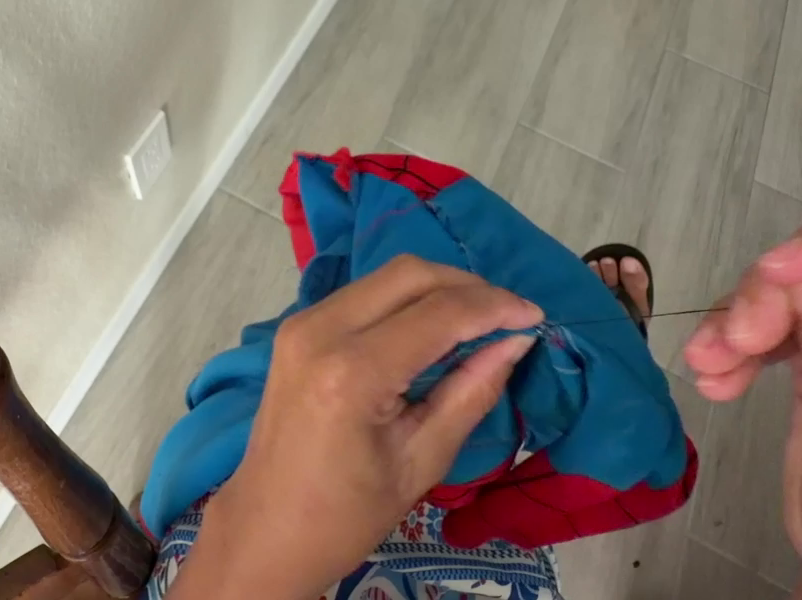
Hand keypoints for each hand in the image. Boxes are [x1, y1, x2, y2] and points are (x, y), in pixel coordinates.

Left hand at [168, 255, 540, 599]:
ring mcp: (303, 320)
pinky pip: (364, 292)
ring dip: (437, 286)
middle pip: (409, 273)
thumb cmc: (348, 512)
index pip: (437, 313)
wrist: (266, 527)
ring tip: (479, 317)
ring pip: (385, 275)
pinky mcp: (297, 324)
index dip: (493, 307)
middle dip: (466, 285)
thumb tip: (516, 341)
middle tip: (508, 314)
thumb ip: (472, 391)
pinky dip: (405, 297)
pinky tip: (433, 323)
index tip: (535, 315)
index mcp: (352, 372)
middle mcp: (322, 329)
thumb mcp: (422, 461)